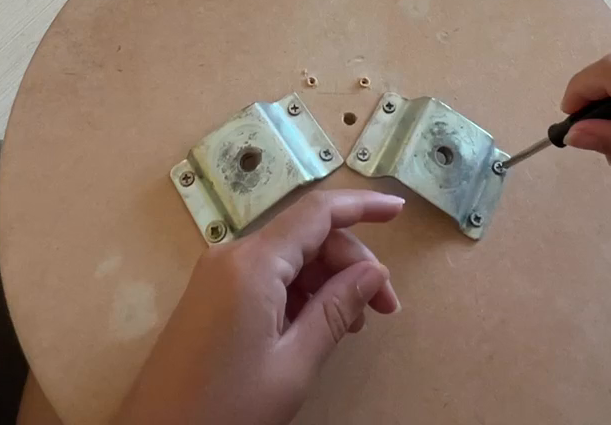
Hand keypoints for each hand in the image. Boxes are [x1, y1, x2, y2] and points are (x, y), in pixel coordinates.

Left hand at [113, 190, 404, 424]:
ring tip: (356, 322)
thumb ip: (336, 311)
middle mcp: (233, 254)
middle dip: (351, 261)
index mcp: (252, 262)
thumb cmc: (226, 411)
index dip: (362, 205)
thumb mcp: (291, 366)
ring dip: (328, 279)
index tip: (399, 209)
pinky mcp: (212, 294)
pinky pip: (268, 274)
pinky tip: (319, 323)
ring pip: (289, 255)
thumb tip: (374, 272)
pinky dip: (300, 291)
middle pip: (307, 235)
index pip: (317, 212)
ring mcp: (218, 273)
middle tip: (386, 308)